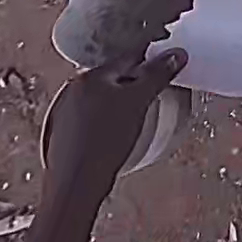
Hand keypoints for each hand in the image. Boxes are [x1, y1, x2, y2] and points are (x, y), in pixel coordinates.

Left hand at [44, 49, 186, 198]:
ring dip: (124, 101)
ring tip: (140, 112)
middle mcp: (73, 92)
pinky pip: (96, 116)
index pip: (129, 57)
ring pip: (106, 98)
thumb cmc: (102, 142)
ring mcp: (67, 115)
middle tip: (156, 89)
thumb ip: (158, 73)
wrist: (77, 186)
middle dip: (138, 82)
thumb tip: (175, 55)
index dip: (153, 57)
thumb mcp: (140, 100)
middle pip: (117, 77)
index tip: (169, 59)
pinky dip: (111, 118)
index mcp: (89, 78)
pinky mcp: (67, 136)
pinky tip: (121, 130)